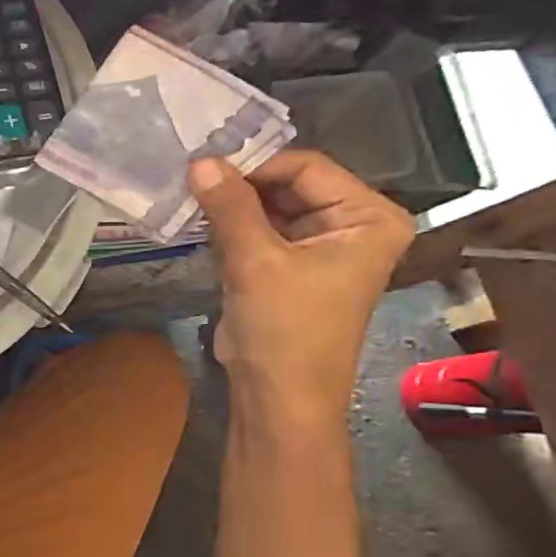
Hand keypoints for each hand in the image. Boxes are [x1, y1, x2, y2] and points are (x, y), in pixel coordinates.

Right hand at [188, 149, 413, 415]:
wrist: (278, 395)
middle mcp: (350, 225)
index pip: (307, 168)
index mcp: (368, 217)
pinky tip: (197, 219)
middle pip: (288, 186)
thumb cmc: (285, 328)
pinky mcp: (285, 268)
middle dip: (240, 183)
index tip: (203, 163)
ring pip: (268, 208)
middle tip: (189, 176)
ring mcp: (316, 247)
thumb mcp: (257, 262)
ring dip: (230, 204)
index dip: (255, 164)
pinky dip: (228, 226)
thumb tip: (199, 161)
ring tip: (186, 194)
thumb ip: (230, 207)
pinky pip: (257, 232)